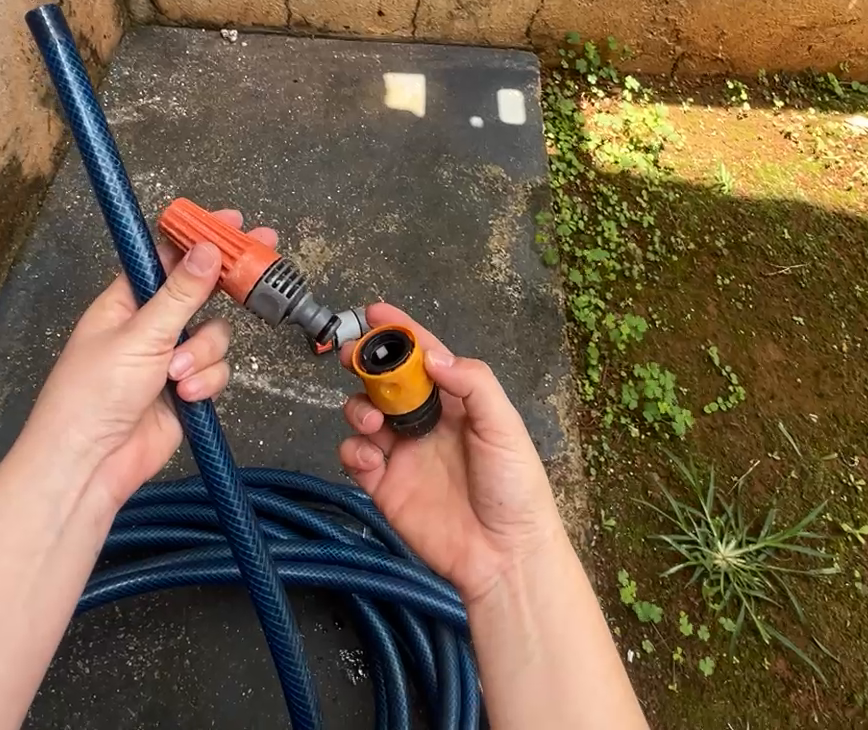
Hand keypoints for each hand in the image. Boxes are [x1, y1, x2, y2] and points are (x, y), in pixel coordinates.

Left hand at [20, 210, 275, 502]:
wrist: (92, 465)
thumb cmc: (91, 396)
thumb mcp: (138, 335)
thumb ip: (180, 293)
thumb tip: (206, 250)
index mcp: (127, 301)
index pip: (169, 258)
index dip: (201, 240)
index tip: (233, 223)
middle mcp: (151, 324)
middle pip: (201, 292)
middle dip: (228, 283)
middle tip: (263, 261)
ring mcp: (171, 356)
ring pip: (215, 334)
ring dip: (201, 354)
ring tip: (176, 375)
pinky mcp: (188, 387)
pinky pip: (216, 369)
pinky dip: (205, 382)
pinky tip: (184, 397)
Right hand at [337, 304, 563, 603]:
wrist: (504, 556)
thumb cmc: (515, 486)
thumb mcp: (504, 426)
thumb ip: (472, 383)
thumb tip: (432, 356)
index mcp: (455, 401)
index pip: (423, 356)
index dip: (400, 332)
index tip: (376, 312)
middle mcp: (425, 421)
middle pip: (385, 381)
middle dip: (366, 363)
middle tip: (354, 357)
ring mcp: (402, 452)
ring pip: (364, 413)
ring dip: (359, 406)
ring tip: (373, 419)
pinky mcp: (385, 485)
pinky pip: (356, 456)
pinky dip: (352, 448)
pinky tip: (368, 455)